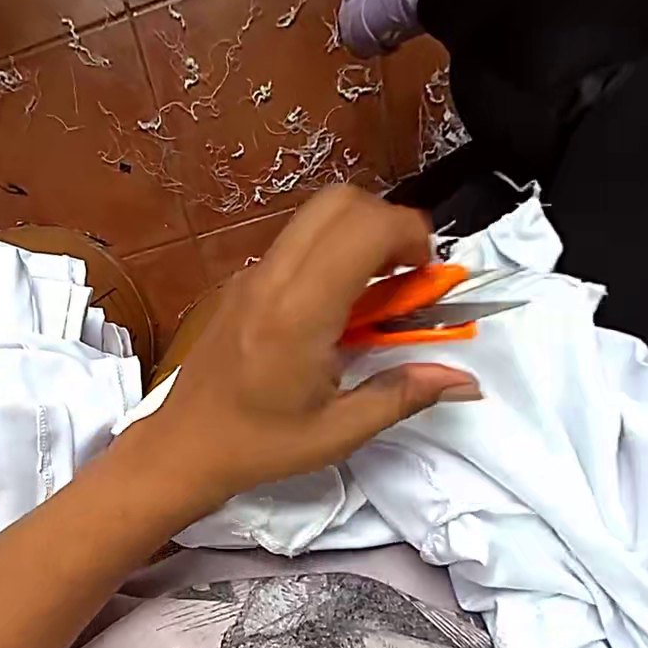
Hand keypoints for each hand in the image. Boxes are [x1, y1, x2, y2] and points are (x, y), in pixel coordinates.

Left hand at [124, 186, 479, 506]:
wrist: (182, 446)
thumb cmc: (259, 445)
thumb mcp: (340, 431)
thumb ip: (405, 394)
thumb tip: (464, 380)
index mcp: (298, 314)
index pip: (363, 229)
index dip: (409, 234)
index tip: (425, 274)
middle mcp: (273, 278)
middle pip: (340, 201)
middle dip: (389, 222)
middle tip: (407, 271)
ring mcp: (254, 274)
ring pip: (317, 213)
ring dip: (362, 232)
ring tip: (377, 286)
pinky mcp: (245, 280)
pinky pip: (299, 240)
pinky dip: (335, 249)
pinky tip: (338, 304)